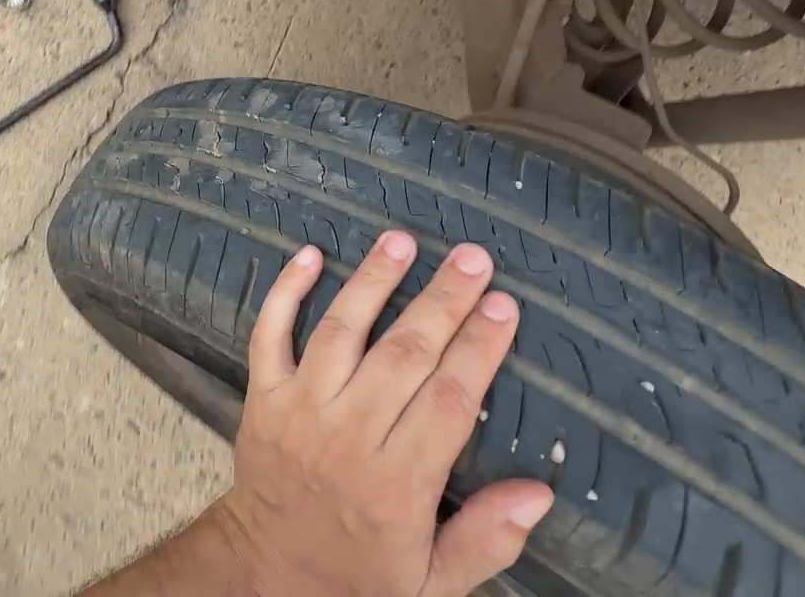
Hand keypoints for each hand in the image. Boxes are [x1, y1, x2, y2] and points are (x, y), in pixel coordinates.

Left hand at [211, 233, 554, 596]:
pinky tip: (310, 254)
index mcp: (398, 483)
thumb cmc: (359, 575)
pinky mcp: (263, 394)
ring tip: (402, 241)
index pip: (450, 399)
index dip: (480, 348)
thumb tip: (541, 492)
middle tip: (472, 258)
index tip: (504, 305)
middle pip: (403, 354)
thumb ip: (488, 539)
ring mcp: (299, 408)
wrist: (268, 571)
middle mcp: (347, 435)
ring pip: (341, 331)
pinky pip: (270, 333)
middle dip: (443, 301)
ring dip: (372, 281)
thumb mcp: (433, 583)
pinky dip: (286, 292)